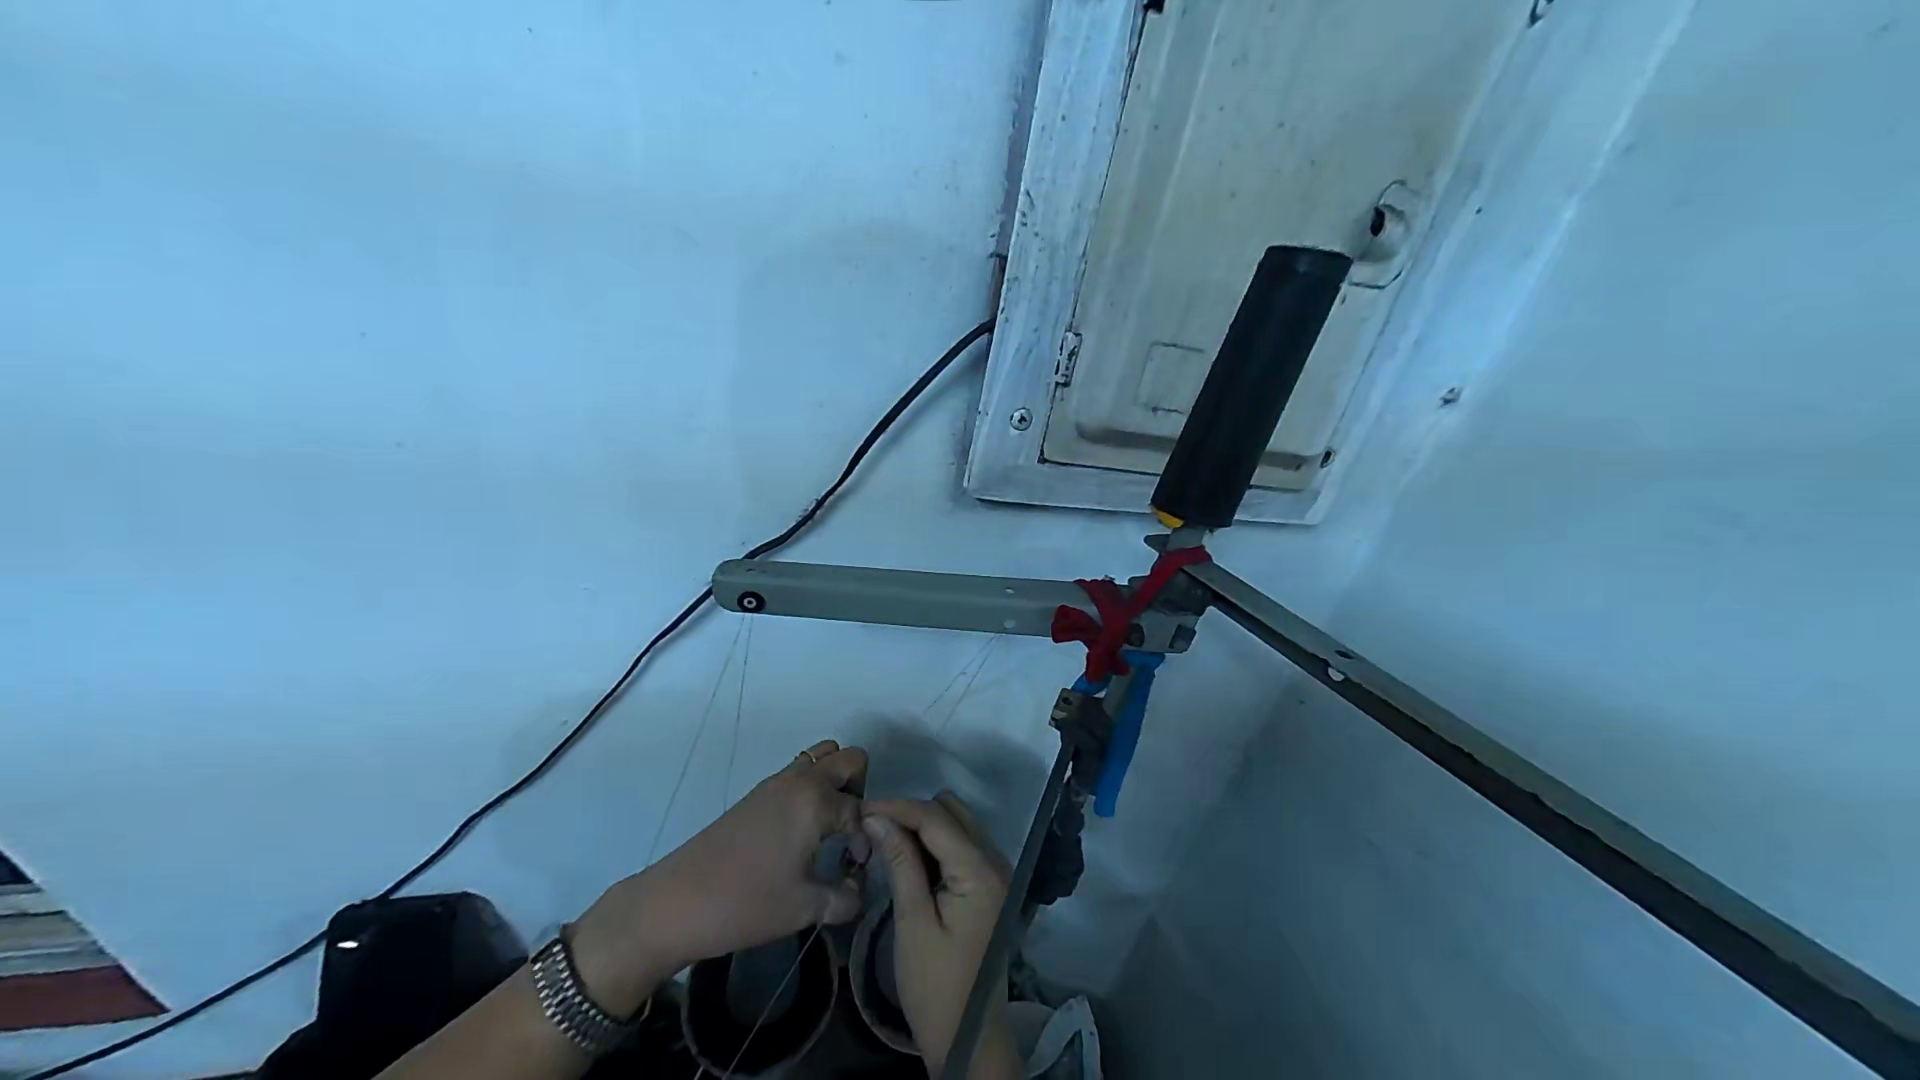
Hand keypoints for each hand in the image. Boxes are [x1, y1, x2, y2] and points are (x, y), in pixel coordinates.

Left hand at [571, 739, 870, 1014]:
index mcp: (815, 801)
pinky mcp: (758, 792)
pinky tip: (803, 829)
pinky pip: (800, 770)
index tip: (854, 871)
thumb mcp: (805, 908)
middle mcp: (800, 780)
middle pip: (849, 759)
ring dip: (836, 782)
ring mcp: (776, 781)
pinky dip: (813, 787)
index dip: (865, 843)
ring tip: (828, 824)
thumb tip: (859, 890)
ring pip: (823, 756)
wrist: (675, 903)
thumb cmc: (745, 904)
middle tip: (848, 831)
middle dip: (859, 791)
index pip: (860, 811)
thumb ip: (846, 898)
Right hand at [863, 793, 1021, 1078]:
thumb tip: (877, 817)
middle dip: (911, 814)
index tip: (861, 809)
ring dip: (923, 826)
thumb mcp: (912, 923)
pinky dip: (934, 844)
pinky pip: (961, 845)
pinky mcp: (988, 884)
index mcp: (980, 871)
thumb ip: (900, 863)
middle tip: (873, 830)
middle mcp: (995, 861)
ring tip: (886, 842)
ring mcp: (996, 872)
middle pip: (951, 812)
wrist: (968, 1037)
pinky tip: (908, 858)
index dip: (898, 808)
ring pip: (957, 824)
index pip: (936, 818)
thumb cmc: (936, 986)